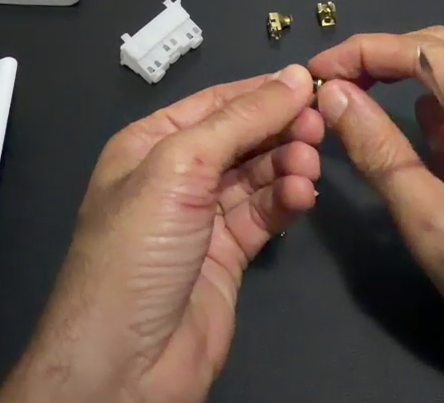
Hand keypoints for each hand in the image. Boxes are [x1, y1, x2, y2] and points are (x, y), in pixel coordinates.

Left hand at [0, 65, 323, 402]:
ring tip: (309, 166)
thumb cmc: (138, 248)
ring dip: (287, 164)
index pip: (216, 102)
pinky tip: (303, 194)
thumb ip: (241, 120)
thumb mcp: (180, 166)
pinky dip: (286, 199)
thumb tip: (295, 76)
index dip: (263, 91)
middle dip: (280, 127)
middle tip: (320, 126)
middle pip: (241, 136)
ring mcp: (202, 217)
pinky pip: (264, 213)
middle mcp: (176, 174)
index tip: (312, 82)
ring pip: (257, 174)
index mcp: (151, 142)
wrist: (123, 367)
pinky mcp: (227, 255)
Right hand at [308, 28, 443, 402]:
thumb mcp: (433, 223)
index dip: (365, 52)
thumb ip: (379, 151)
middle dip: (384, 64)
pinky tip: (436, 157)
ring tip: (373, 124)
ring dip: (413, 91)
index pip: (428, 51)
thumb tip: (332, 93)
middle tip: (332, 88)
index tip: (317, 68)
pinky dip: (443, 116)